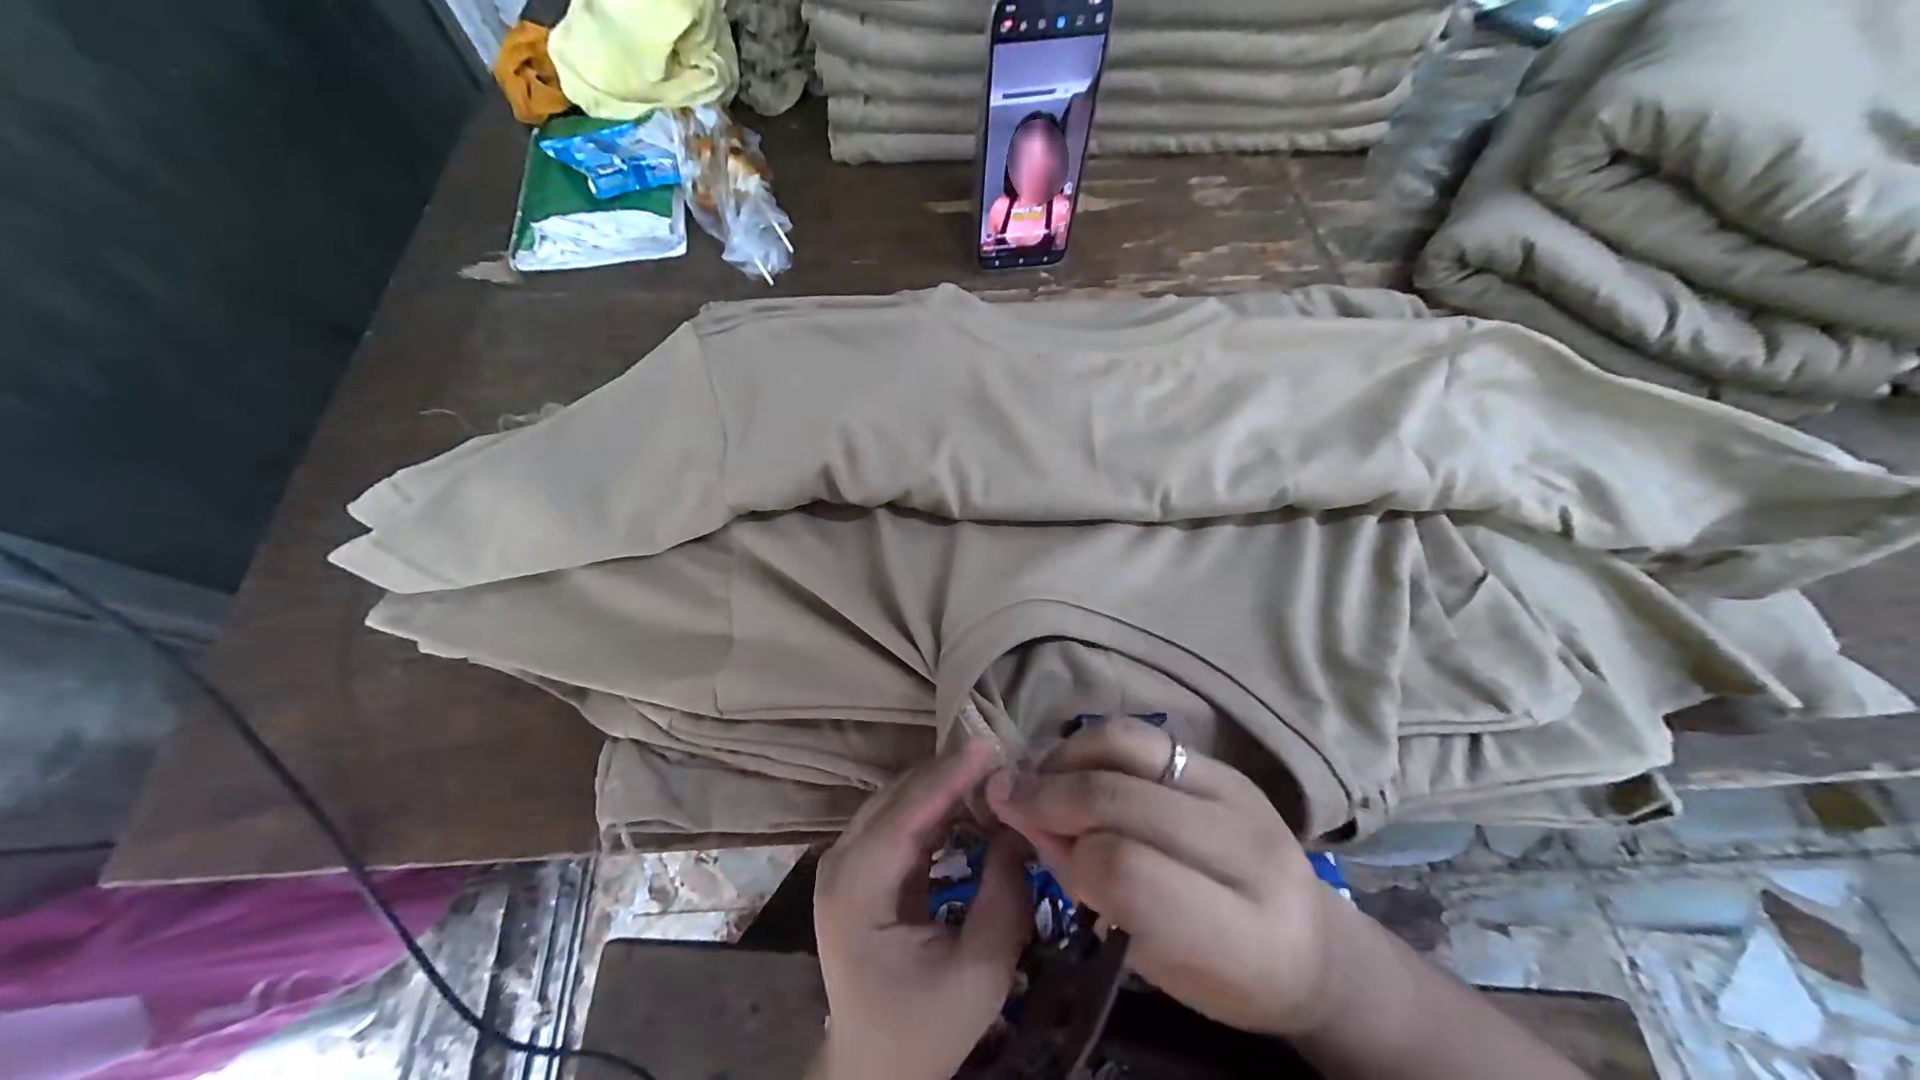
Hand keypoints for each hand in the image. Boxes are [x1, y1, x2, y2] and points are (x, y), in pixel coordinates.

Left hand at [809, 740, 1033, 1079]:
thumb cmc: (925, 1027)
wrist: (874, 1064)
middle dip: (950, 775)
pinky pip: (900, 820)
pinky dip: (936, 806)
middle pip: (897, 798)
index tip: (989, 745)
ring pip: (897, 801)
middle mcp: (840, 864)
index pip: (905, 814)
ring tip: (993, 777)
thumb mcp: (980, 971)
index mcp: (856, 890)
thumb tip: (1018, 828)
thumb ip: (1004, 896)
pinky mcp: (860, 867)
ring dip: (944, 786)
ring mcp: (845, 863)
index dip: (948, 777)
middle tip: (1004, 761)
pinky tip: (970, 804)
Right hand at [986, 717, 1346, 1037]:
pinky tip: (1075, 766)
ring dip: (1067, 757)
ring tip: (1041, 778)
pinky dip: (1094, 744)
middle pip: (1120, 797)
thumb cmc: (1225, 977)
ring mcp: (1237, 792)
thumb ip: (1089, 892)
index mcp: (1239, 932)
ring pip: (1128, 746)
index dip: (1069, 856)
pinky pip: (1143, 734)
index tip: (1031, 844)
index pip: (1128, 871)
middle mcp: (1245, 848)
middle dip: (1050, 795)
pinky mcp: (1224, 765)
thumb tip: (1024, 821)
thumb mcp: (1152, 961)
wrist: (1307, 943)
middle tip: (1006, 796)